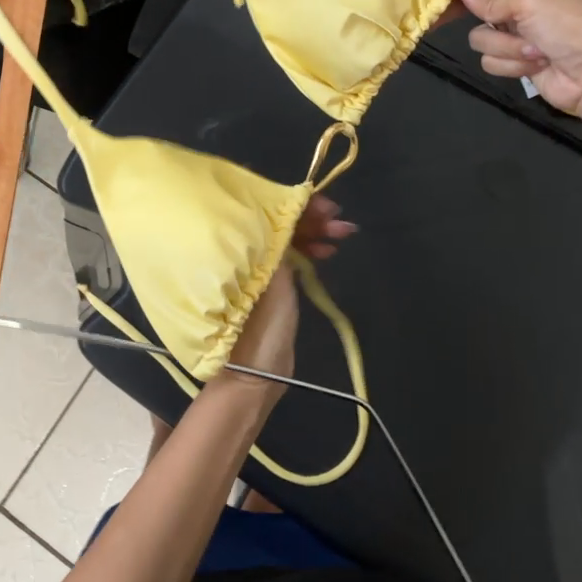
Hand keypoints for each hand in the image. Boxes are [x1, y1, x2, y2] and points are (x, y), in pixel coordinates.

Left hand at [224, 196, 356, 387]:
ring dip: (315, 234)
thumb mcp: (274, 280)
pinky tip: (326, 251)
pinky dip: (308, 251)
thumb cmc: (261, 326)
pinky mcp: (272, 286)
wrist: (256, 375)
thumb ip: (280, 244)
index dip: (302, 206)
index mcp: (238, 248)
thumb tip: (292, 212)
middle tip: (343, 225)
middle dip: (313, 220)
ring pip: (289, 240)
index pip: (270, 213)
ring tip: (341, 237)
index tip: (329, 209)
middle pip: (281, 224)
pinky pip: (291, 257)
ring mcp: (260, 270)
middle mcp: (246, 253)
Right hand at [455, 0, 581, 118]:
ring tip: (534, 50)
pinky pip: (491, 60)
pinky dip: (511, 63)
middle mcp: (520, 2)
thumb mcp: (528, 2)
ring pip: (481, 37)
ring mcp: (517, 32)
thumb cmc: (567, 27)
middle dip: (481, 18)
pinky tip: (535, 64)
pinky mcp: (515, 59)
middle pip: (476, 7)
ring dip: (505, 46)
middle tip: (438, 22)